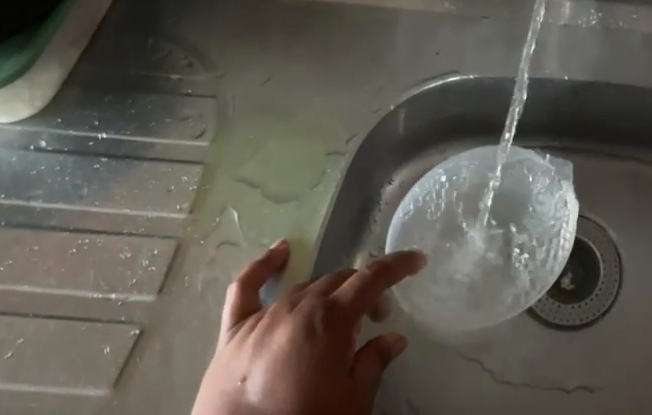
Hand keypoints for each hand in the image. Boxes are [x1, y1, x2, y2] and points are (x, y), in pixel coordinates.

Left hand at [191, 241, 426, 414]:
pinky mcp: (234, 331)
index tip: (418, 260)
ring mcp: (265, 315)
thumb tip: (394, 338)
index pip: (373, 278)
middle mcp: (300, 306)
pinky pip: (247, 287)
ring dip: (329, 294)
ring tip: (339, 319)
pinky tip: (280, 251)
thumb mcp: (352, 404)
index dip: (398, 265)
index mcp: (333, 320)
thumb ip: (374, 364)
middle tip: (377, 318)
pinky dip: (264, 265)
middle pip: (341, 281)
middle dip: (364, 290)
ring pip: (306, 287)